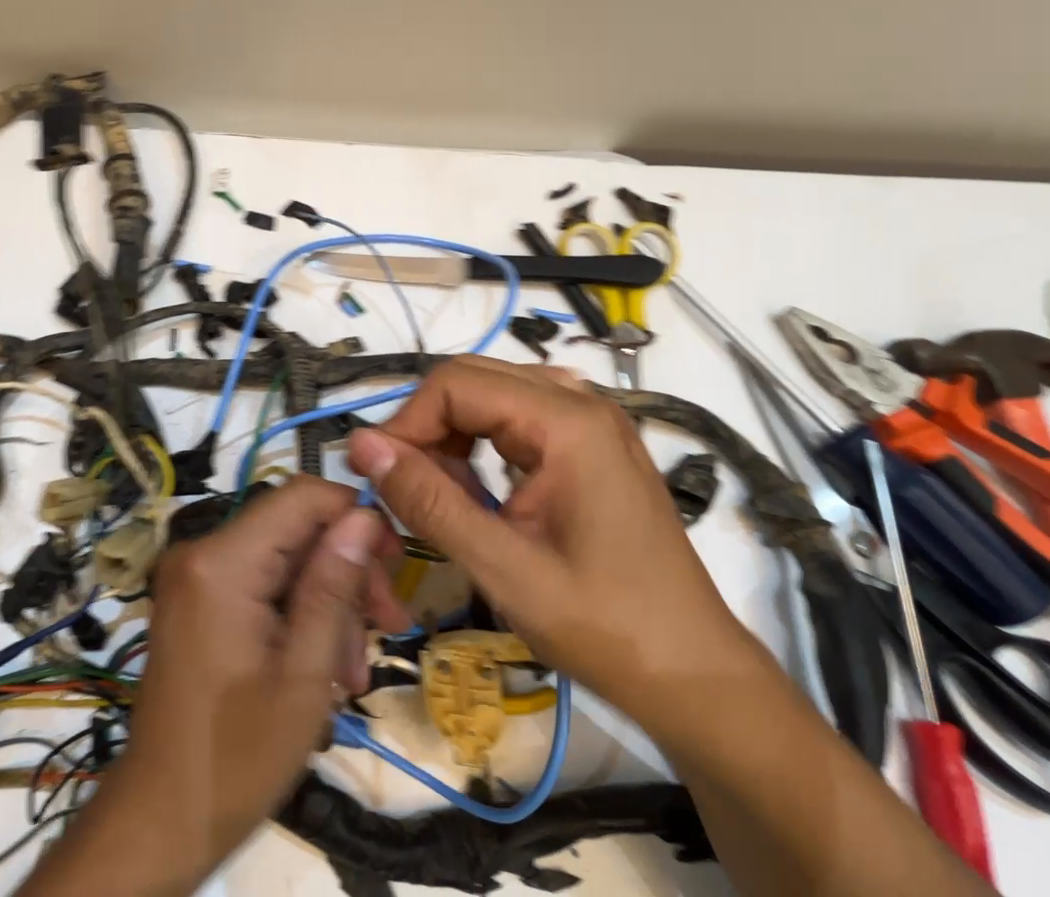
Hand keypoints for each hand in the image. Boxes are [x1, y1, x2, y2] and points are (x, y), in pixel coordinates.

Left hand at [21, 476, 406, 895]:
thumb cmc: (241, 755)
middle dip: (346, 574)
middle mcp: (199, 555)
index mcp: (221, 563)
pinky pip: (259, 587)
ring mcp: (192, 580)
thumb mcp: (306, 672)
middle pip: (294, 530)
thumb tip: (364, 517)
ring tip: (352, 673)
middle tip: (388, 628)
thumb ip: (333, 586)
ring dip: (327, 605)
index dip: (357, 517)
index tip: (397, 566)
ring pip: (283, 562)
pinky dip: (296, 617)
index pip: (302, 496)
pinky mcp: (194, 604)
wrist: (164, 814)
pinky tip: (324, 670)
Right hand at [345, 355, 768, 742]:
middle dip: (425, 427)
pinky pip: (519, 424)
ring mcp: (593, 427)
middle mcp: (584, 407)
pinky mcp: (592, 452)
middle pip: (475, 380)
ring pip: (494, 399)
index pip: (456, 384)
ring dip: (451, 437)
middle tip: (400, 488)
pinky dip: (482, 448)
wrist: (688, 669)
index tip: (379, 478)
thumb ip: (428, 500)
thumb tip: (361, 445)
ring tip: (435, 496)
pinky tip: (474, 495)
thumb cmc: (600, 624)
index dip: (406, 423)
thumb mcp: (501, 567)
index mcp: (568, 424)